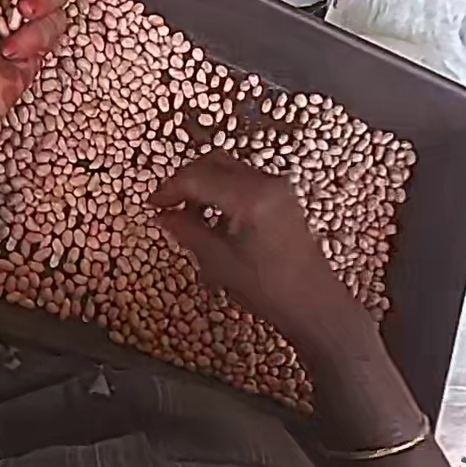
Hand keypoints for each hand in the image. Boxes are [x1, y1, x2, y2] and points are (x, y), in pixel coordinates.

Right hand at [151, 153, 370, 348]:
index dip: (170, 189)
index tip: (152, 205)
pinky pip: (243, 181)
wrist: (313, 303)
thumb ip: (187, 231)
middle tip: (166, 205)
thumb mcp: (219, 261)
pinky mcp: (281, 197)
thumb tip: (161, 216)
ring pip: (229, 169)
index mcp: (249, 197)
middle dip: (185, 180)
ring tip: (186, 215)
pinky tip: (211, 218)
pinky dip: (221, 191)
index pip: (198, 177)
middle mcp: (265, 182)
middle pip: (214, 162)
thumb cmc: (266, 288)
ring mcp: (276, 187)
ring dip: (203, 184)